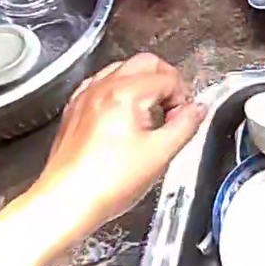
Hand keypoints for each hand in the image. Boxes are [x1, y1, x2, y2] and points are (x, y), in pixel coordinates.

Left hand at [29, 52, 206, 226]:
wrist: (66, 203)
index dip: (182, 99)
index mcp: (126, 94)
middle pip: (146, 62)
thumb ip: (186, 125)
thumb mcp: (161, 154)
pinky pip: (103, 85)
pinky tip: (125, 118)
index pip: (169, 78)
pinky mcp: (75, 110)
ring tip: (150, 116)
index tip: (180, 120)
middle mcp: (103, 88)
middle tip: (173, 109)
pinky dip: (121, 92)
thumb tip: (198, 109)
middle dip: (167, 82)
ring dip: (144, 84)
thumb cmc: (107, 182)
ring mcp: (86, 96)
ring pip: (123, 69)